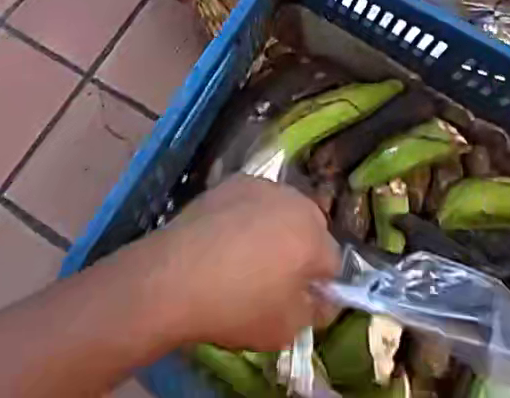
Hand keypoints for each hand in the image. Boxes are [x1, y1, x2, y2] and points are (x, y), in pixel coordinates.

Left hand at [134, 176, 339, 352]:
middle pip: (310, 227)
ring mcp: (262, 185)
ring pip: (282, 210)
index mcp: (314, 235)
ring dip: (275, 228)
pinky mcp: (233, 180)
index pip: (334, 262)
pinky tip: (226, 239)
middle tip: (274, 279)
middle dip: (300, 250)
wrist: (175, 275)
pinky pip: (253, 201)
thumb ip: (315, 310)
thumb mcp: (286, 329)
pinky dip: (247, 216)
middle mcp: (294, 200)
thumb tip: (320, 297)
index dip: (319, 284)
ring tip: (245, 257)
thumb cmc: (236, 305)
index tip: (299, 300)